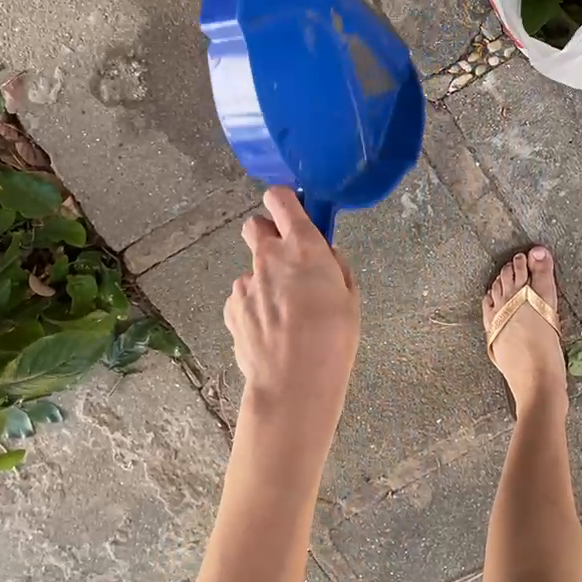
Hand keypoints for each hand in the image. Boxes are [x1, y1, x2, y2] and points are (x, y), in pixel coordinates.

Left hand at [225, 187, 359, 417]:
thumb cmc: (333, 335)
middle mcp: (269, 256)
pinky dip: (253, 307)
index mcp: (303, 245)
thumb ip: (334, 267)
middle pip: (255, 225)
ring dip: (264, 280)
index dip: (284, 201)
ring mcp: (245, 283)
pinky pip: (243, 297)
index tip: (292, 210)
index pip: (281, 200)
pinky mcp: (231, 309)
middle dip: (267, 233)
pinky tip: (269, 329)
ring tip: (283, 312)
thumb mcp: (350, 295)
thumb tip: (324, 258)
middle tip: (286, 258)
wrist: (293, 381)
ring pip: (252, 269)